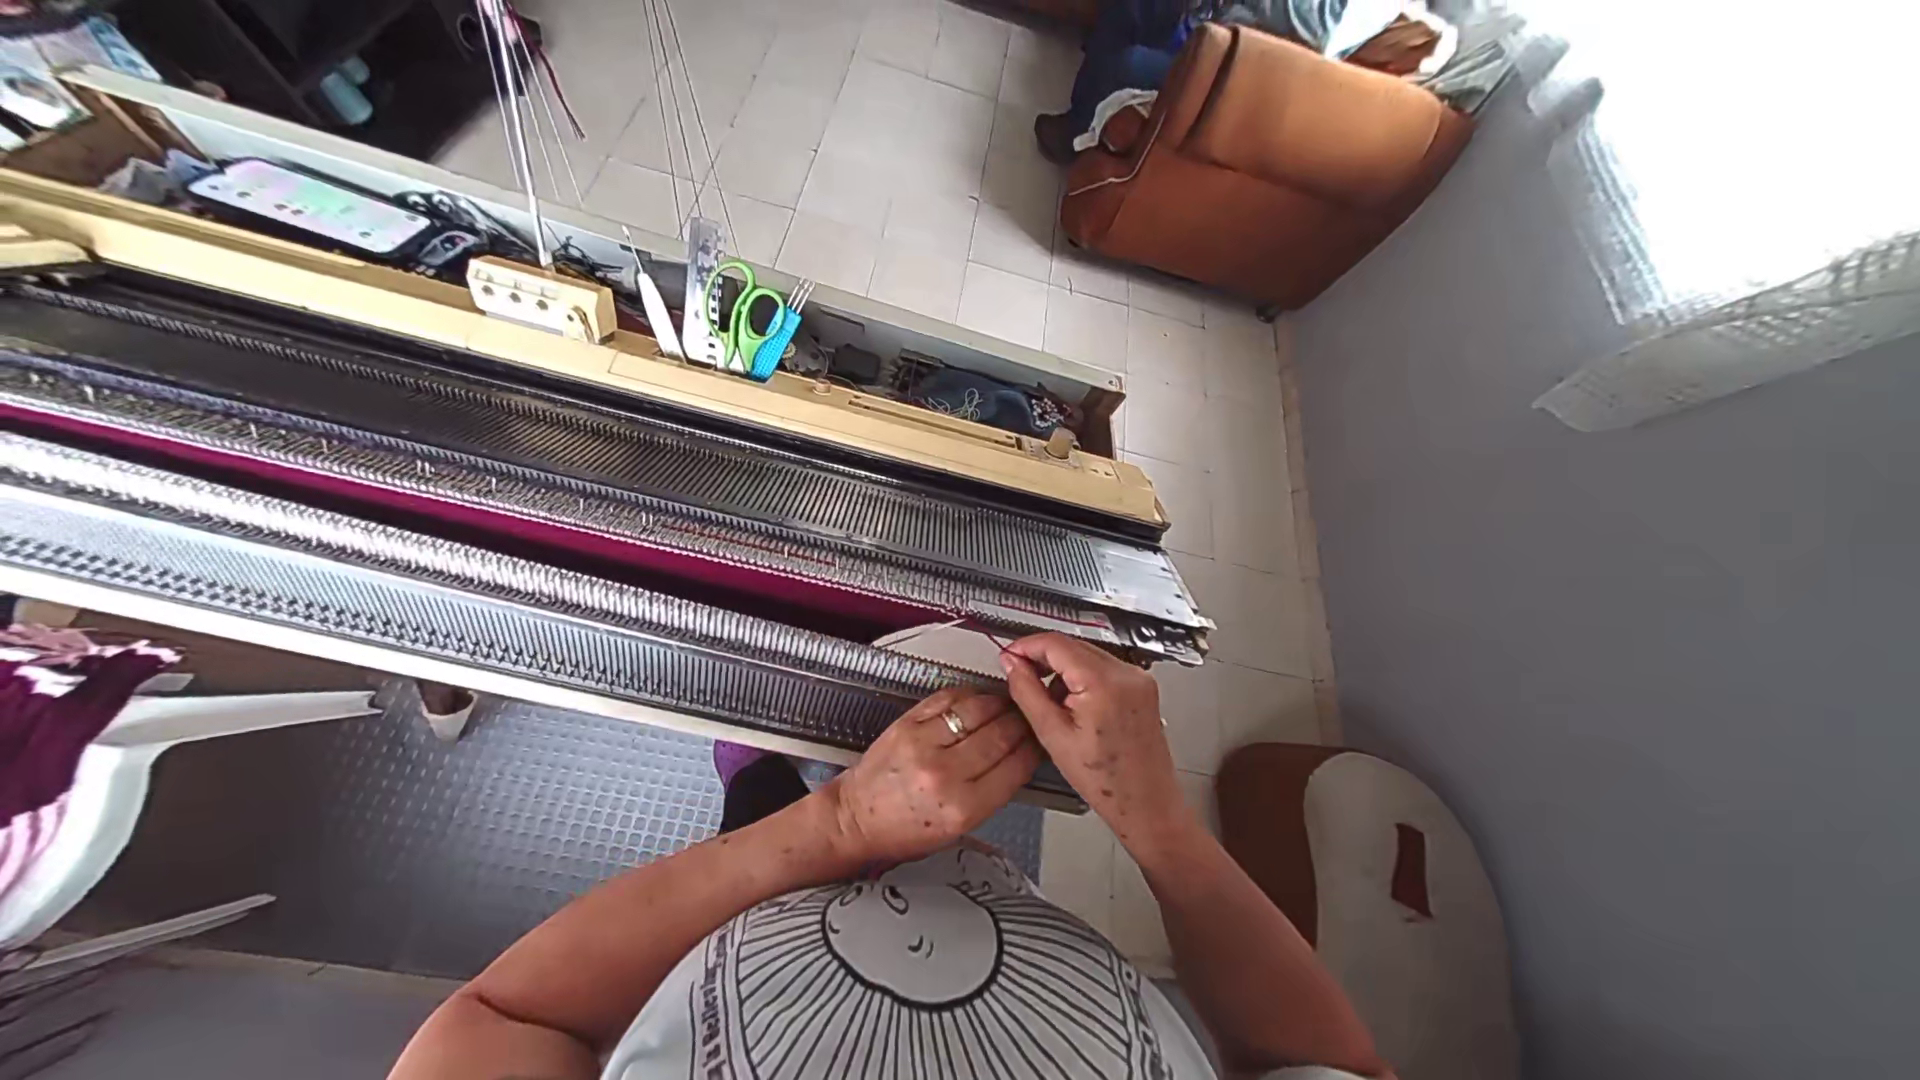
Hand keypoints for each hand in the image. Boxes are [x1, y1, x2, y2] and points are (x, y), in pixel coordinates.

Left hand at [823, 686, 1041, 865]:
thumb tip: (1021, 756)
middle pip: (1002, 733)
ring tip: (1007, 705)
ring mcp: (924, 743)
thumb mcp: (961, 827)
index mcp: (964, 807)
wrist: (857, 819)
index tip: (1040, 739)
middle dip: (1021, 722)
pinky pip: (949, 698)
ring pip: (979, 709)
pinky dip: (969, 695)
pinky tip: (977, 699)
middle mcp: (945, 773)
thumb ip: (992, 792)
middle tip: (1028, 718)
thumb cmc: (906, 829)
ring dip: (999, 703)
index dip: (1034, 747)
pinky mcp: (907, 723)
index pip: (1016, 765)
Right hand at [999, 633, 1194, 852]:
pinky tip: (1073, 704)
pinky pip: (1103, 667)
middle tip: (1019, 674)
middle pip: (1072, 645)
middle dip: (1043, 657)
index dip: (1026, 646)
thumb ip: (1027, 692)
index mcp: (1104, 682)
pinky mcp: (1142, 686)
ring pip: (1087, 654)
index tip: (1008, 655)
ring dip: (1062, 668)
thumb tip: (1012, 664)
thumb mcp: (1052, 735)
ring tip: (1050, 701)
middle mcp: (1126, 673)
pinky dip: (1082, 677)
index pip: (1056, 643)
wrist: (1147, 804)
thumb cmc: (1106, 781)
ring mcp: (1138, 678)